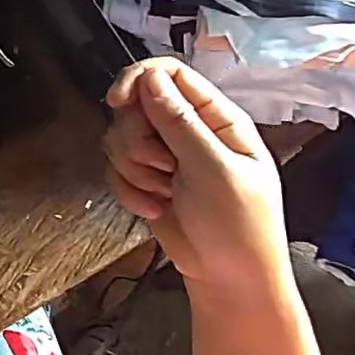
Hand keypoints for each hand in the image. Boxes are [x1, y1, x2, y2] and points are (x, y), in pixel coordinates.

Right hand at [103, 58, 289, 295]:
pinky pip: (115, 169)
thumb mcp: (213, 169)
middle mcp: (187, 130)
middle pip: (135, 106)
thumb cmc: (239, 226)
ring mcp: (165, 155)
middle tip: (162, 166)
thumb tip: (149, 78)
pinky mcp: (145, 179)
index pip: (168, 73)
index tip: (117, 102)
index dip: (137, 79)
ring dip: (134, 169)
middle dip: (136, 139)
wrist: (229, 280)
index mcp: (215, 117)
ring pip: (120, 138)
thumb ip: (178, 121)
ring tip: (165, 192)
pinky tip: (155, 207)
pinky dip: (128, 190)